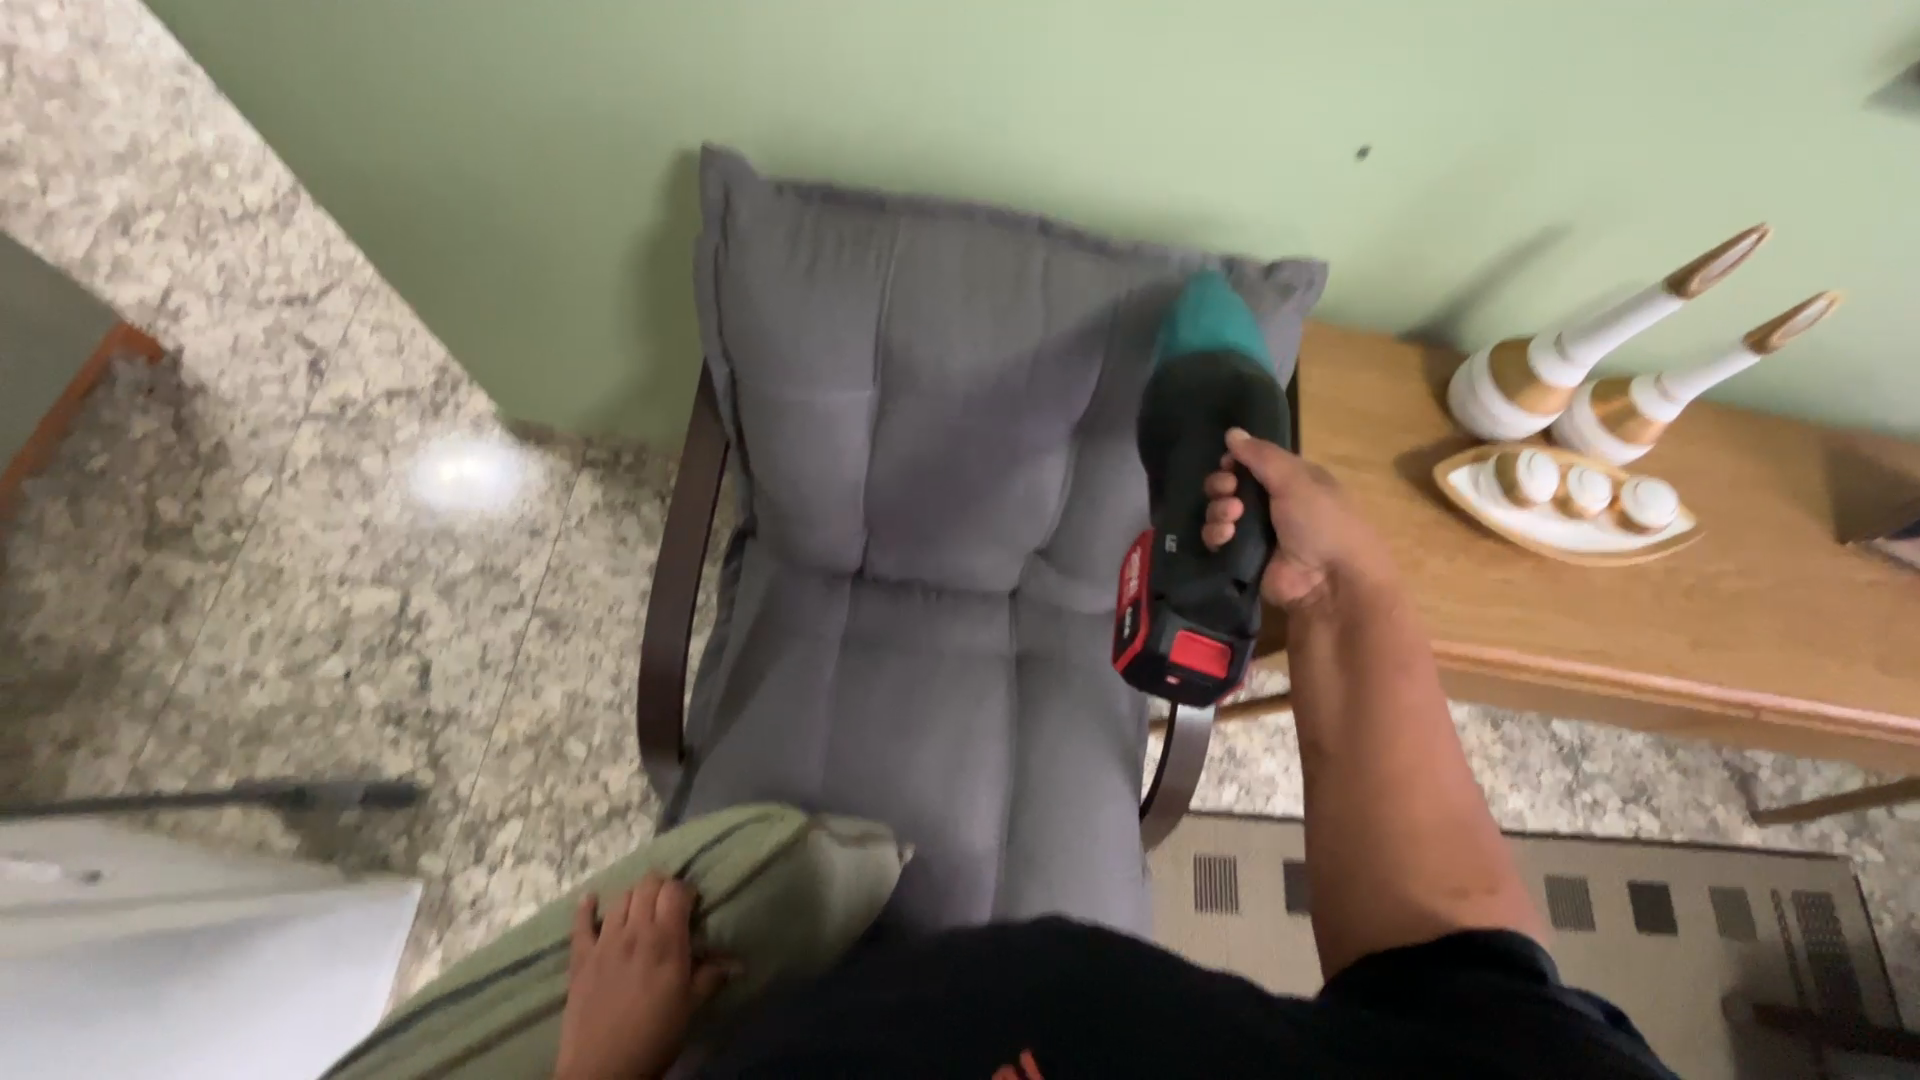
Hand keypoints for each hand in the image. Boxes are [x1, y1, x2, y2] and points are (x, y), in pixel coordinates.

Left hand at [553, 875, 731, 1079]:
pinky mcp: (580, 960)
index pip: (675, 890)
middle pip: (647, 885)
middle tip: (669, 904)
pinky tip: (591, 900)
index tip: (692, 904)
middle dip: (662, 887)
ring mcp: (604, 944)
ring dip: (634, 896)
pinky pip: (580, 924)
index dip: (685, 890)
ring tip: (641, 908)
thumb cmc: (655, 1038)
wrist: (603, 1072)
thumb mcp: (690, 1006)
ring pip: (620, 898)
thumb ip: (711, 976)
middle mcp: (635, 933)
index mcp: (666, 941)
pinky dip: (586, 908)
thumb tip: (737, 964)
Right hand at [1200, 428, 1397, 612]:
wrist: (1330, 581)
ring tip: (1231, 518)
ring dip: (1218, 510)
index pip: (1252, 462)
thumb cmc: (1321, 521)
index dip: (1235, 461)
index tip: (1228, 463)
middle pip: (1230, 485)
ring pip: (1219, 511)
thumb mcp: (1296, 480)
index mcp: (1291, 480)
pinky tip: (1226, 537)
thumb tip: (1231, 432)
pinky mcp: (1242, 556)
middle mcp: (1272, 503)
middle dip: (1222, 485)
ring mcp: (1256, 531)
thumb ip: (1260, 456)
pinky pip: (1217, 539)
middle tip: (1228, 491)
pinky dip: (1216, 535)